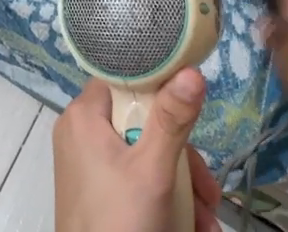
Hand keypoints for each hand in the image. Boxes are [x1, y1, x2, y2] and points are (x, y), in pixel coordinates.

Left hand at [53, 70, 220, 231]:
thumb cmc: (120, 220)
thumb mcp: (153, 169)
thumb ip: (172, 119)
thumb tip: (191, 70)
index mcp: (83, 116)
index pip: (124, 78)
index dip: (159, 90)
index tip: (188, 111)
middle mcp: (80, 133)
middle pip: (142, 123)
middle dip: (183, 158)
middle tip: (207, 190)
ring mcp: (87, 164)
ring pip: (144, 155)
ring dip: (181, 184)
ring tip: (206, 216)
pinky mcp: (96, 190)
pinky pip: (134, 179)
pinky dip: (163, 196)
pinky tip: (192, 223)